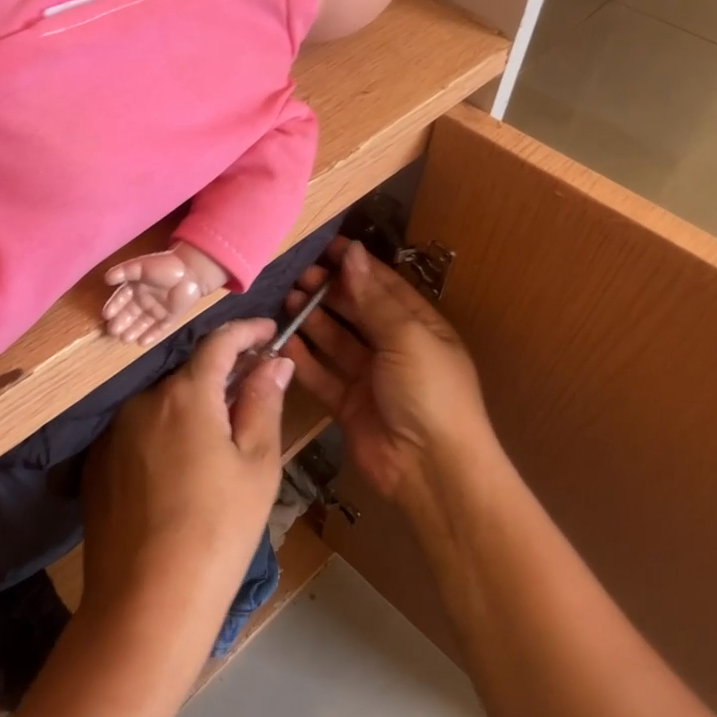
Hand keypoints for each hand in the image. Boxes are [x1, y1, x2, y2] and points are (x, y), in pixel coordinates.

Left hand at [81, 319, 290, 612]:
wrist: (147, 602)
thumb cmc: (219, 529)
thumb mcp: (257, 464)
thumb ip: (264, 402)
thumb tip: (273, 360)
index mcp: (184, 394)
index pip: (218, 342)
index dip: (246, 331)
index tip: (268, 331)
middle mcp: (141, 402)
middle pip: (188, 374)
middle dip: (221, 377)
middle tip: (253, 396)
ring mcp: (113, 434)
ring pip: (162, 405)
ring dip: (192, 409)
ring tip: (220, 444)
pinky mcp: (97, 466)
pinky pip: (139, 434)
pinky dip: (165, 435)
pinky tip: (182, 473)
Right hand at [102, 243, 228, 345]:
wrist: (191, 271)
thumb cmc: (164, 266)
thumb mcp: (141, 266)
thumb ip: (124, 271)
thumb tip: (106, 278)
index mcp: (136, 286)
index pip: (122, 298)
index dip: (114, 306)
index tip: (106, 315)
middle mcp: (145, 300)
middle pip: (130, 313)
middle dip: (121, 322)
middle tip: (112, 331)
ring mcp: (158, 310)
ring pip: (142, 323)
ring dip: (133, 331)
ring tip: (124, 339)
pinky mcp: (170, 318)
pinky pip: (159, 329)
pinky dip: (151, 336)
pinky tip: (142, 343)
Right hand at [282, 239, 498, 504]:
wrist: (432, 469)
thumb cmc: (430, 392)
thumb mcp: (407, 337)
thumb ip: (374, 298)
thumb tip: (354, 253)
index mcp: (421, 327)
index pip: (385, 287)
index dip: (358, 267)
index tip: (327, 247)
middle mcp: (396, 349)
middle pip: (358, 312)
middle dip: (330, 292)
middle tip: (297, 273)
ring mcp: (371, 379)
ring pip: (336, 342)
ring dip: (314, 321)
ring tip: (286, 299)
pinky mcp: (349, 406)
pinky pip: (323, 376)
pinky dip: (305, 359)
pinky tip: (284, 341)